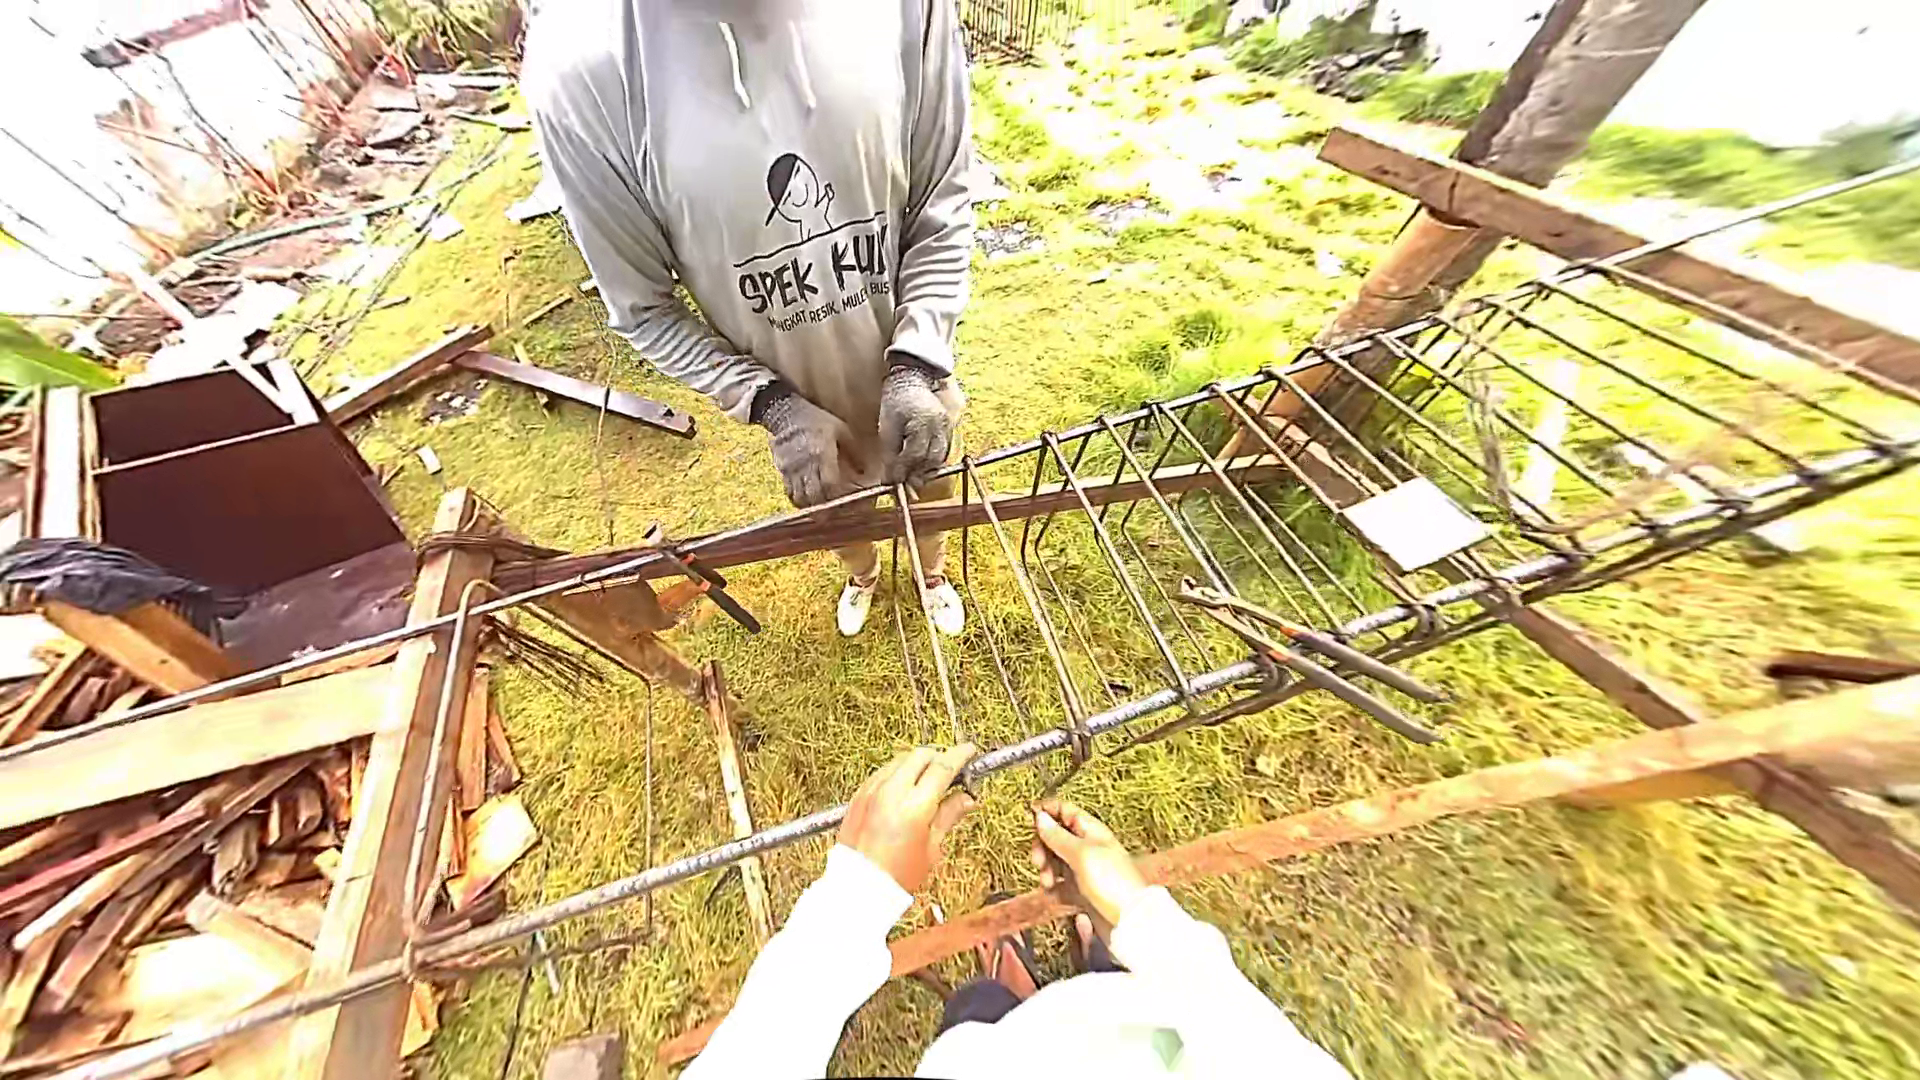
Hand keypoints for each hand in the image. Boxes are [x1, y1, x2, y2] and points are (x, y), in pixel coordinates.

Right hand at [758, 386, 853, 506]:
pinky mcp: (782, 473)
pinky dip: (803, 502)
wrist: (785, 410)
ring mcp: (790, 470)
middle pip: (816, 498)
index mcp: (821, 453)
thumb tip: (869, 472)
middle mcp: (804, 465)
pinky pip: (791, 495)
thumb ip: (855, 451)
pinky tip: (814, 502)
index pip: (831, 486)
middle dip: (830, 509)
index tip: (853, 502)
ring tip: (829, 509)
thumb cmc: (818, 420)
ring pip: (802, 500)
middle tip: (842, 511)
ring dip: (816, 508)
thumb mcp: (842, 430)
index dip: (842, 498)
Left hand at [838, 744, 976, 892]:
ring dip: (918, 763)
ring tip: (928, 781)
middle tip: (951, 770)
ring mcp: (873, 790)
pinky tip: (905, 788)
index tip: (969, 751)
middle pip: (921, 755)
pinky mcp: (860, 793)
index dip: (959, 755)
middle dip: (939, 757)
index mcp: (914, 807)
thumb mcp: (931, 850)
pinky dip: (899, 772)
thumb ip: (949, 816)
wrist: (856, 890)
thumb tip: (967, 798)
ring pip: (901, 759)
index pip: (942, 767)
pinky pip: (884, 771)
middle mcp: (891, 792)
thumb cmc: (895, 878)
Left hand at [878, 361, 952, 490]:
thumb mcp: (888, 422)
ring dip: (927, 471)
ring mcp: (948, 426)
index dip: (902, 473)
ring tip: (915, 479)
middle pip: (930, 460)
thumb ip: (891, 449)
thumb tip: (890, 475)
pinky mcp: (951, 426)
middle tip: (906, 488)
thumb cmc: (898, 397)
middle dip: (917, 476)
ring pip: (940, 457)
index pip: (913, 456)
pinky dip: (934, 461)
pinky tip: (925, 466)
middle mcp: (940, 426)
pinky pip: (945, 449)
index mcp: (923, 423)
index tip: (892, 484)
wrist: (916, 374)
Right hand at [1031, 800, 1146, 928]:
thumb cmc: (1111, 881)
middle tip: (1038, 860)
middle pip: (1055, 835)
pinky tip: (1052, 892)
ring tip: (1047, 881)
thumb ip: (1058, 836)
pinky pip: (1060, 881)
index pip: (1064, 810)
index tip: (1030, 817)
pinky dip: (1053, 884)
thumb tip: (1040, 816)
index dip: (1046, 811)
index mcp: (1090, 829)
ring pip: (1055, 858)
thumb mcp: (1081, 854)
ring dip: (1046, 867)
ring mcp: (1084, 867)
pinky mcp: (1082, 888)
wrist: (1130, 922)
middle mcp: (1086, 845)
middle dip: (1043, 845)